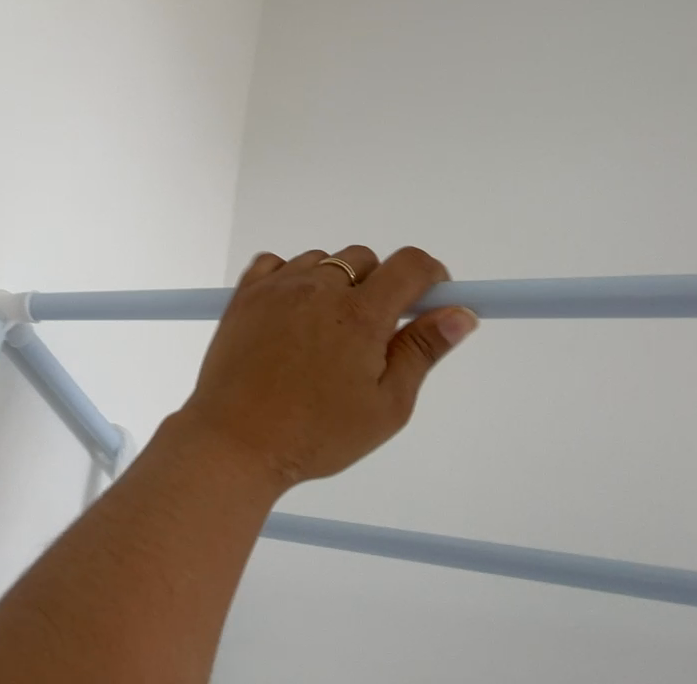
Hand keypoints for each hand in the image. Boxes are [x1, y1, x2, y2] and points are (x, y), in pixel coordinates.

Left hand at [172, 246, 477, 490]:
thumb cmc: (317, 433)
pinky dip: (289, 278)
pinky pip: (274, 264)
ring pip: (320, 261)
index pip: (409, 265)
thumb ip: (422, 351)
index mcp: (360, 315)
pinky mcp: (243, 294)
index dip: (430, 274)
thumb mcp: (386, 404)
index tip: (432, 297)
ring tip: (326, 332)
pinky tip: (291, 314)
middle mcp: (317, 289)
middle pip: (363, 259)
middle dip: (379, 285)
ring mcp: (276, 288)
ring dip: (333, 283)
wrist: (237, 438)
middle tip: (371, 333)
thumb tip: (459, 314)